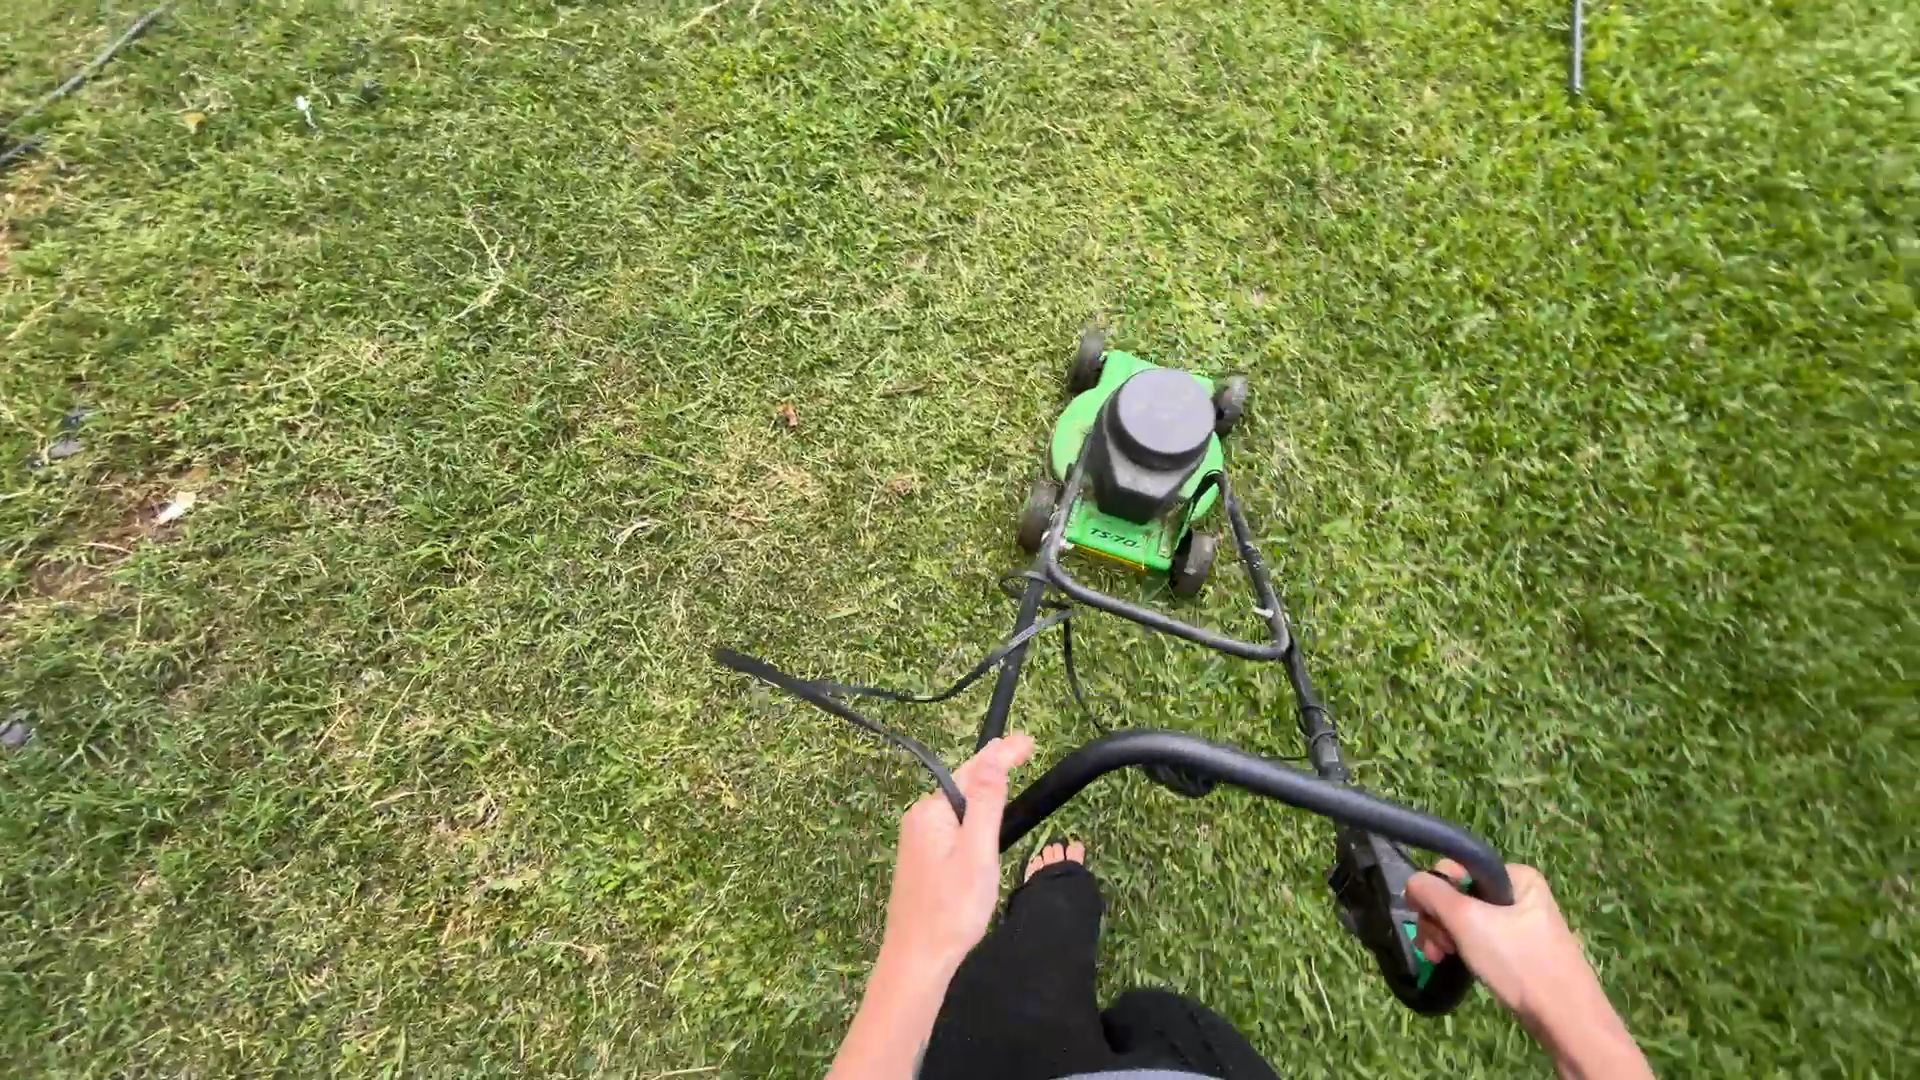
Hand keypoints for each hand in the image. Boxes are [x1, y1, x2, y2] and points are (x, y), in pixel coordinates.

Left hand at [879, 733, 1034, 971]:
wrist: (917, 961)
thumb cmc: (952, 909)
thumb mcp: (977, 852)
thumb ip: (986, 804)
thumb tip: (992, 758)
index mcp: (932, 812)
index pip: (973, 771)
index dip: (1003, 754)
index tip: (1030, 741)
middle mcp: (920, 818)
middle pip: (963, 783)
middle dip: (993, 764)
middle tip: (1024, 748)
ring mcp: (918, 838)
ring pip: (958, 804)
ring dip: (983, 787)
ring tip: (1007, 768)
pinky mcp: (921, 857)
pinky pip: (952, 822)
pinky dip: (973, 811)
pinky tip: (984, 813)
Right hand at [1408, 861, 1650, 1079]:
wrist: (1568, 1024)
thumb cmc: (1518, 963)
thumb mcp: (1465, 918)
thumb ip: (1430, 890)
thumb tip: (1412, 884)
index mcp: (1515, 875)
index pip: (1456, 867)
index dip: (1436, 891)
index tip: (1432, 918)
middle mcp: (1518, 892)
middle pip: (1456, 893)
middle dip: (1437, 919)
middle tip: (1437, 945)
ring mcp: (1519, 922)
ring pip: (1462, 916)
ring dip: (1443, 935)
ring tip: (1440, 957)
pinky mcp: (1518, 947)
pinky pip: (1476, 935)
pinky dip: (1460, 947)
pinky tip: (1453, 961)